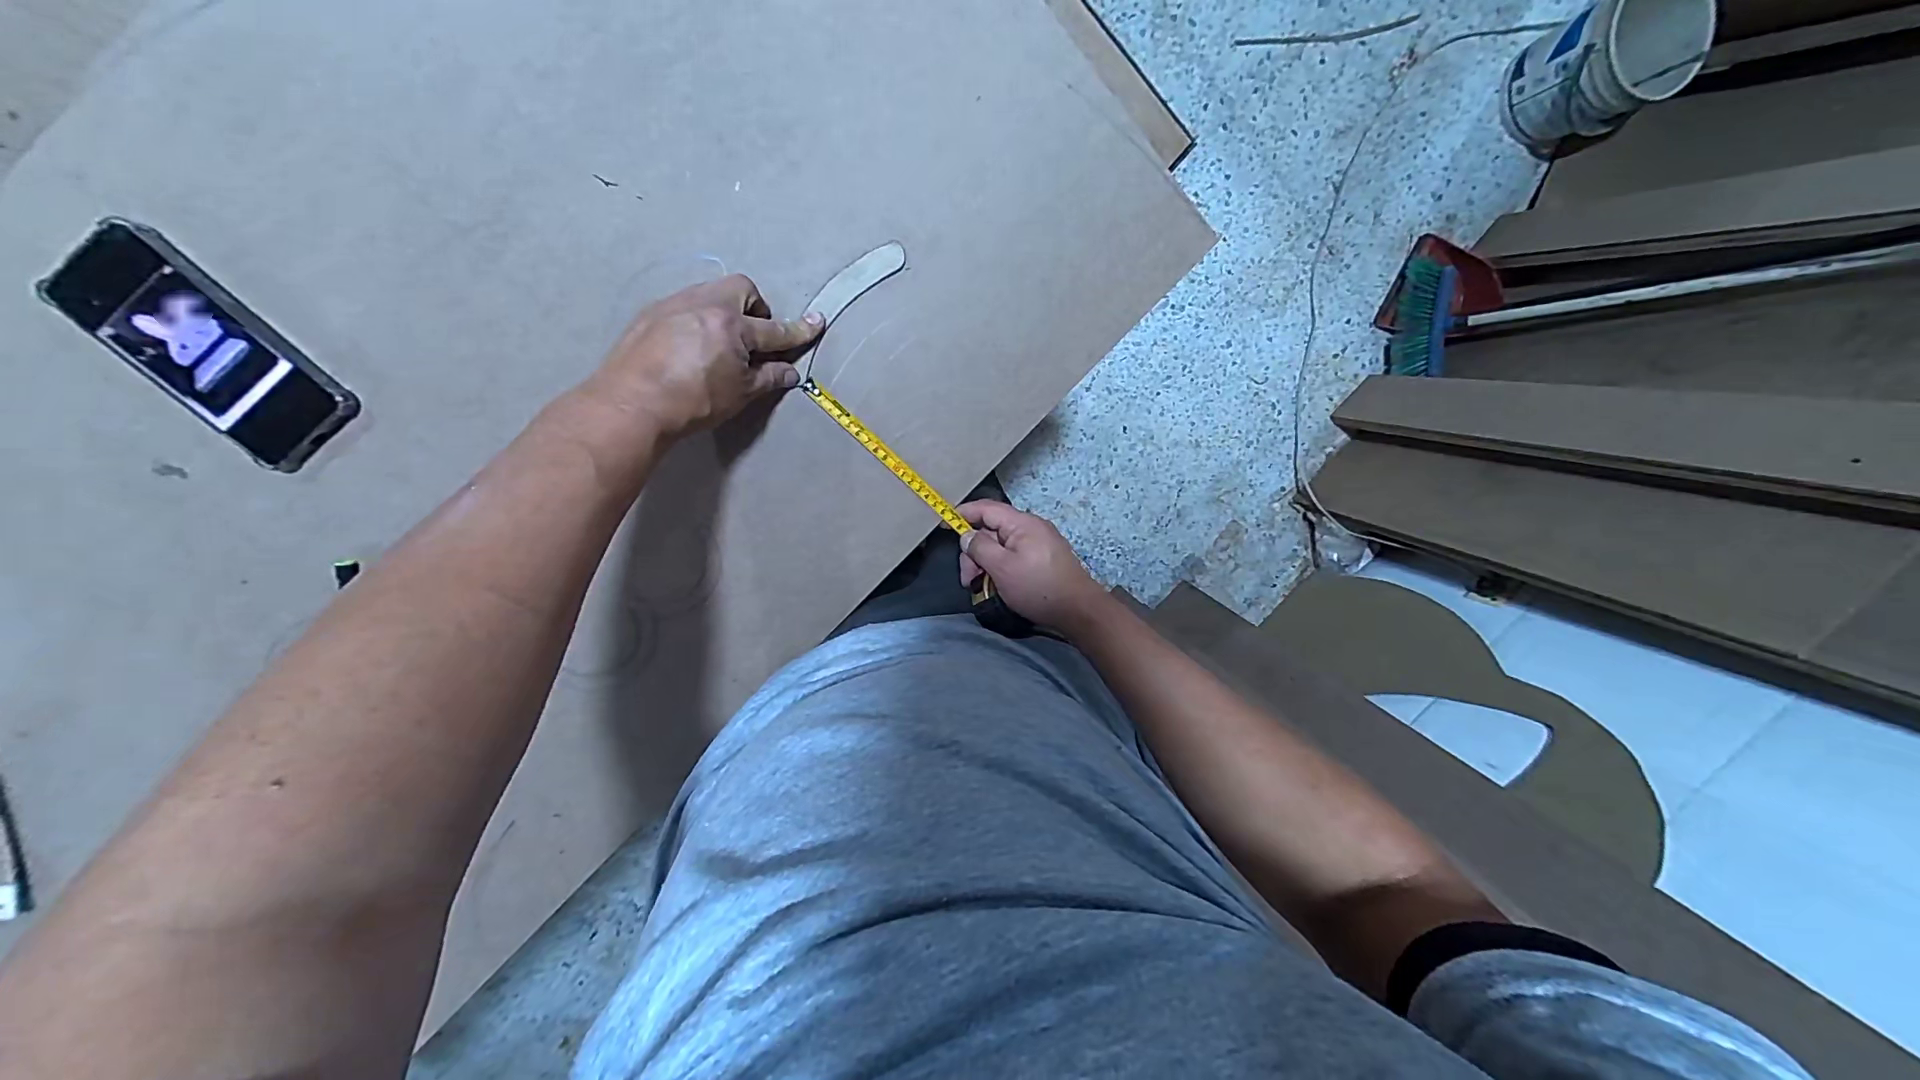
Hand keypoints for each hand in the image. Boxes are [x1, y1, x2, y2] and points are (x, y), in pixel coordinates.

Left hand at [582, 274, 823, 437]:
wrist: (631, 404)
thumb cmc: (693, 402)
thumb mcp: (740, 393)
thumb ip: (767, 377)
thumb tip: (789, 372)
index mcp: (732, 325)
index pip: (775, 329)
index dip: (798, 330)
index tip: (817, 322)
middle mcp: (705, 304)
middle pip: (742, 289)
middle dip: (756, 308)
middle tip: (753, 338)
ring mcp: (674, 305)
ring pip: (711, 294)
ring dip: (725, 311)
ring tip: (721, 343)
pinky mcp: (650, 314)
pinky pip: (684, 306)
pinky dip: (697, 320)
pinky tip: (690, 346)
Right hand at [958, 501, 1113, 634]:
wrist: (1078, 611)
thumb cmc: (1038, 587)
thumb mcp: (1002, 568)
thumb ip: (979, 548)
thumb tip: (966, 535)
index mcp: (1022, 523)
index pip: (986, 508)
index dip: (962, 514)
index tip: (943, 525)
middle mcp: (1031, 527)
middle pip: (991, 530)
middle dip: (974, 552)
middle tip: (967, 578)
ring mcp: (1039, 543)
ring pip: (1001, 546)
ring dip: (986, 563)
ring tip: (982, 587)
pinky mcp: (1043, 559)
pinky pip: (1014, 555)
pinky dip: (1000, 567)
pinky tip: (997, 585)